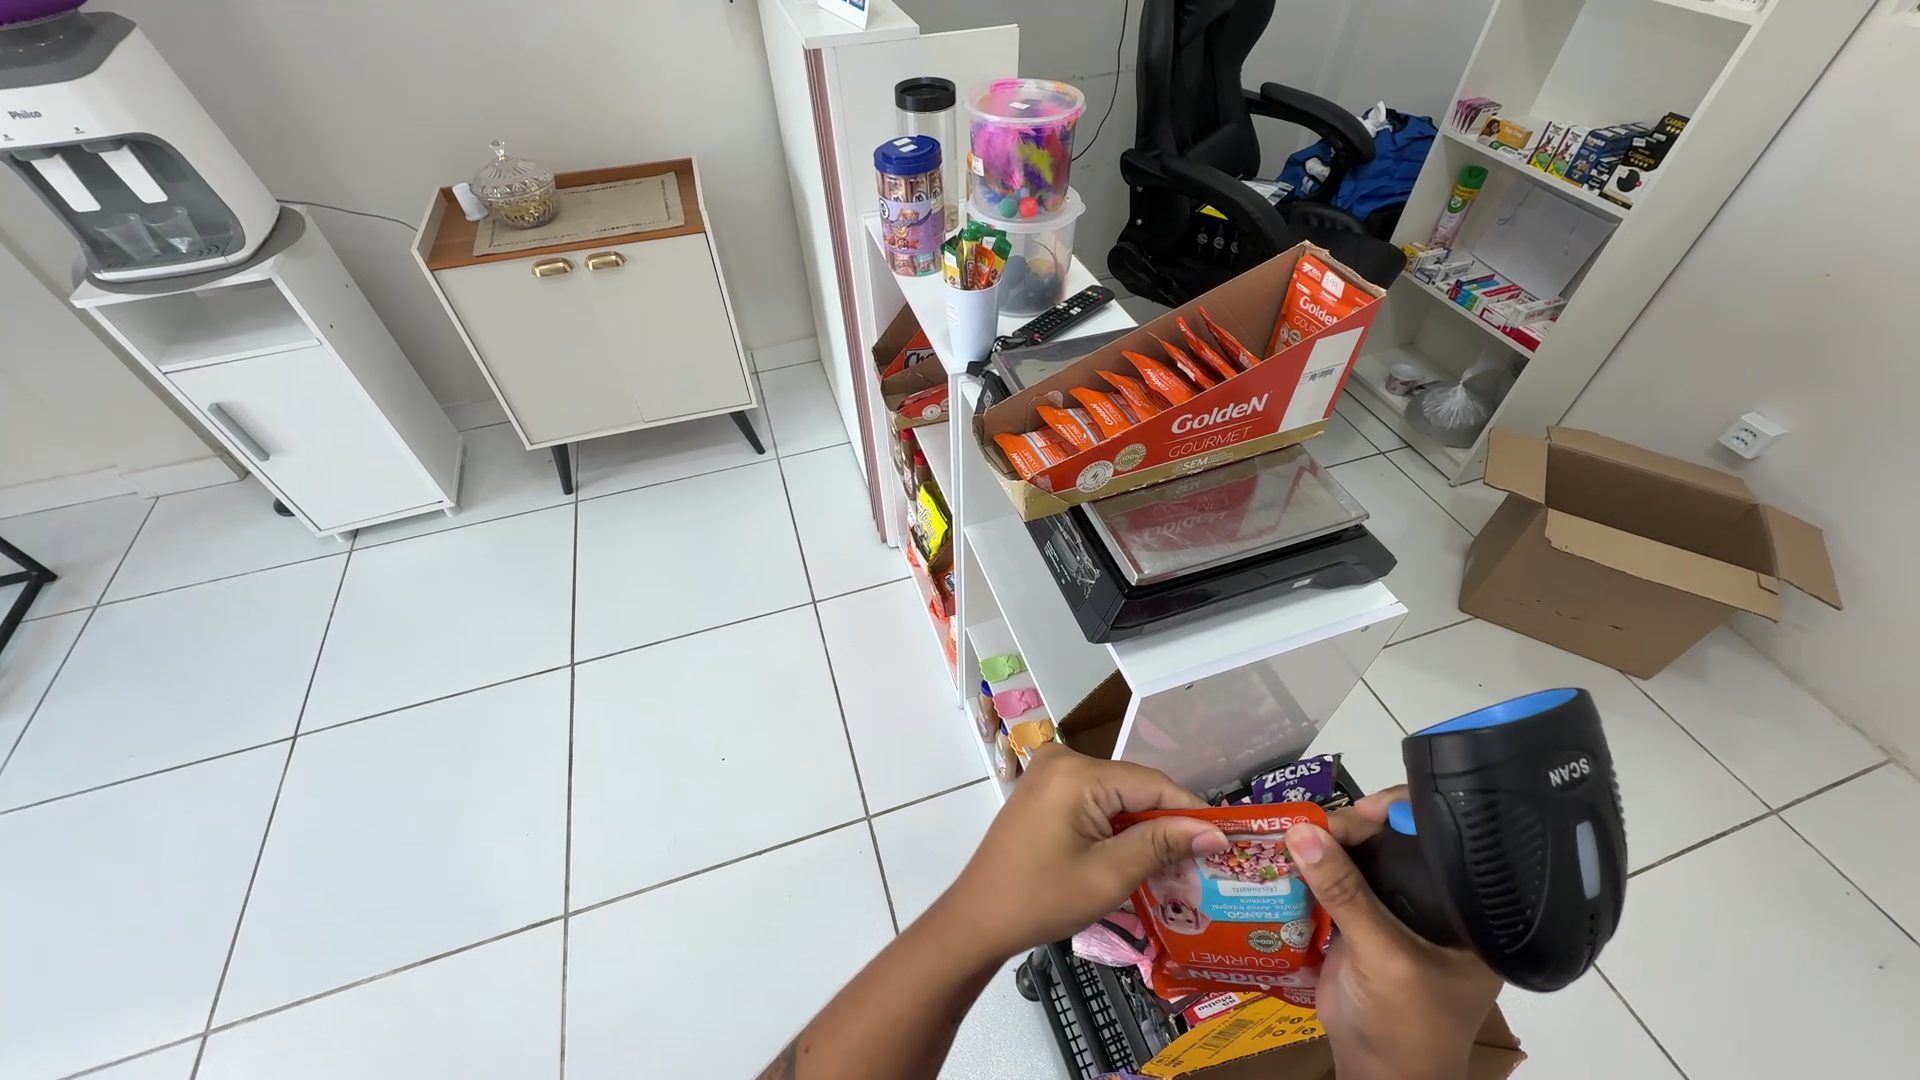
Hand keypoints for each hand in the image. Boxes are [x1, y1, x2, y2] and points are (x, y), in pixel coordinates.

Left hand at [933, 744, 1228, 959]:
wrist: (978, 917)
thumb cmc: (1042, 899)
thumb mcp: (1108, 876)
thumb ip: (1161, 845)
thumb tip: (1214, 832)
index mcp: (1077, 774)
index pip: (1152, 783)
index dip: (1192, 812)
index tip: (1226, 842)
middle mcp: (1063, 758)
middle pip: (1134, 785)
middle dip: (1167, 821)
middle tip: (1203, 859)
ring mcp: (1050, 771)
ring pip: (1117, 793)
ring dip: (1144, 824)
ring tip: (1177, 861)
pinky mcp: (1044, 787)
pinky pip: (1095, 797)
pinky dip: (1117, 823)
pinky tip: (1136, 852)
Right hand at [1285, 788, 1501, 1079]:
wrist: (1376, 1075)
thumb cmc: (1406, 1022)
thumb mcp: (1383, 955)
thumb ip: (1345, 893)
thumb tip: (1300, 831)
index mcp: (1461, 910)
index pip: (1436, 842)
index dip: (1402, 815)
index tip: (1362, 808)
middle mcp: (1428, 903)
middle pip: (1389, 843)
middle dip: (1352, 825)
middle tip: (1315, 823)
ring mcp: (1389, 912)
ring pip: (1355, 858)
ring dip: (1324, 841)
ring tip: (1294, 829)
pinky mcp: (1354, 922)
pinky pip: (1330, 881)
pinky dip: (1308, 865)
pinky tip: (1286, 850)